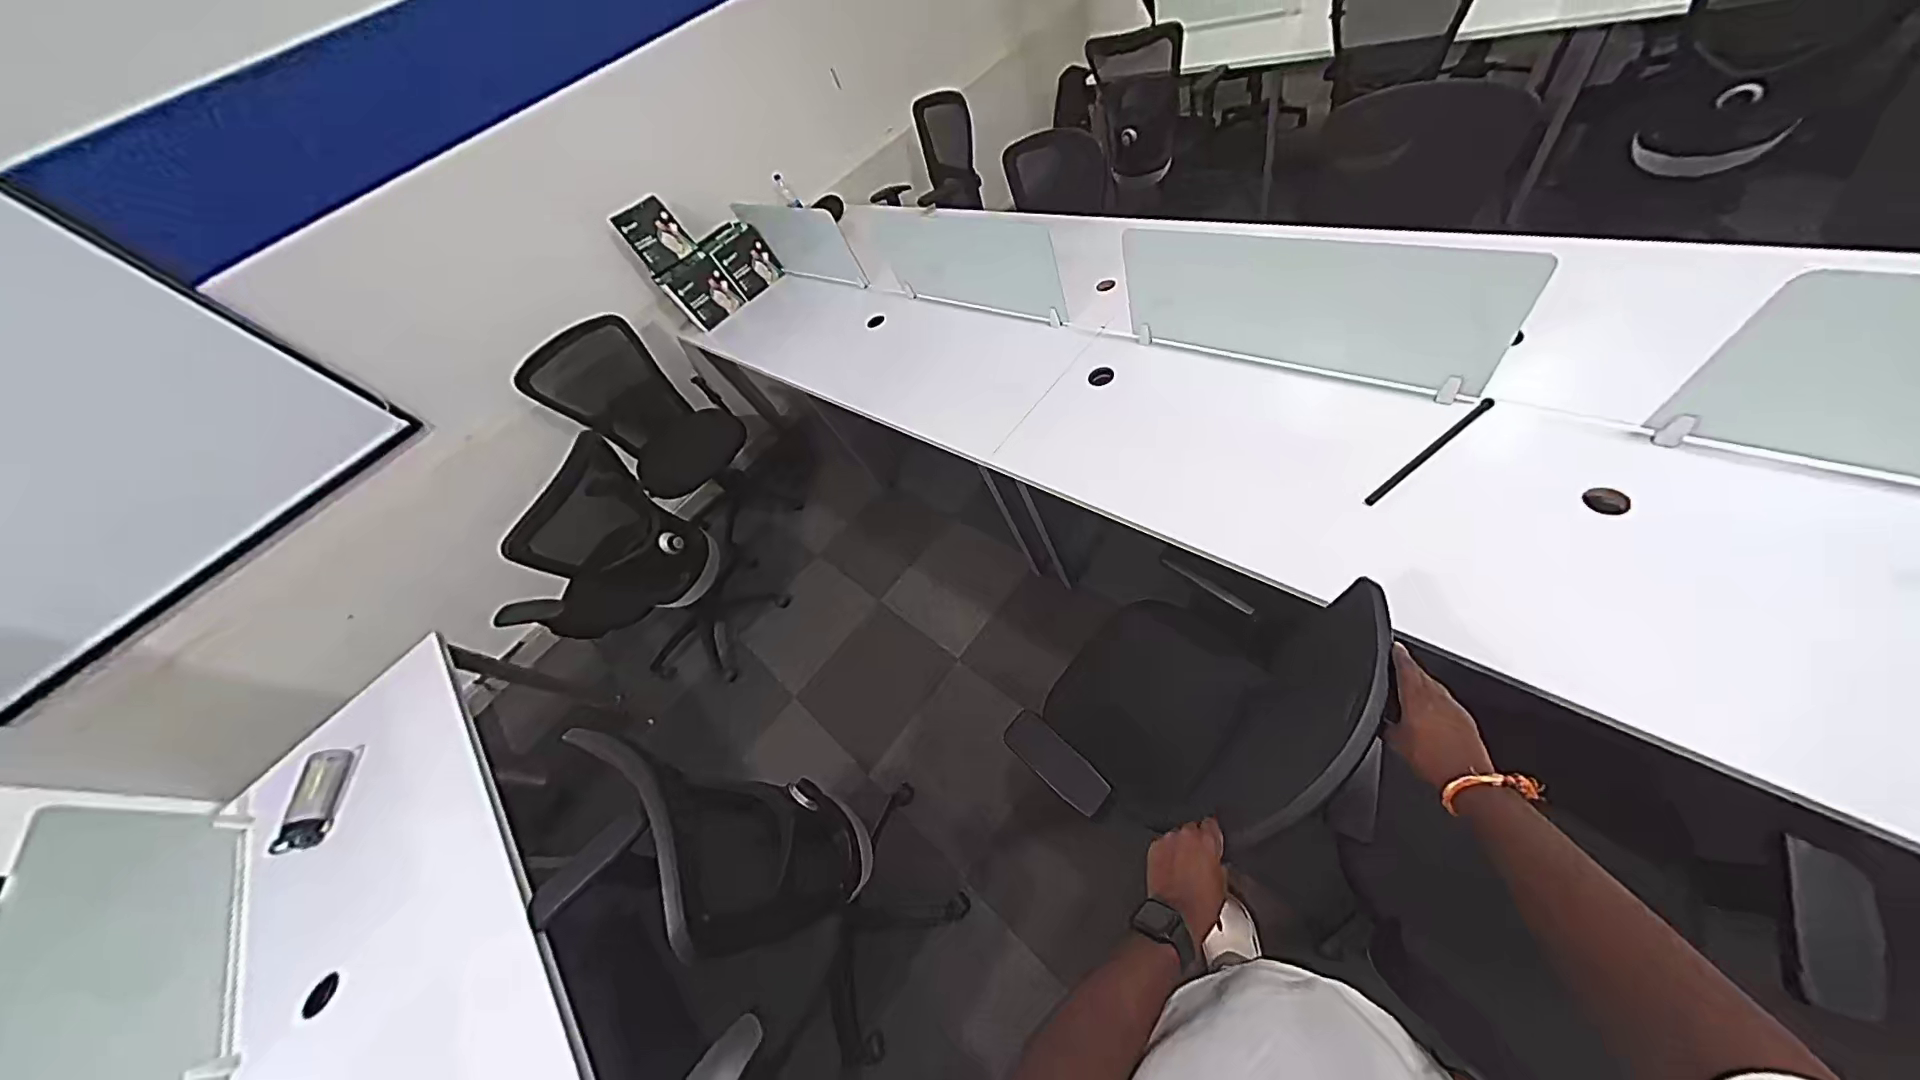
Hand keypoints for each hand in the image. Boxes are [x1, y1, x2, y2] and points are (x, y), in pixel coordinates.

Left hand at [1147, 818, 1226, 936]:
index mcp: (1207, 841)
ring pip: (1176, 836)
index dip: (1212, 834)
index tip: (1212, 841)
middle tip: (1197, 859)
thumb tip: (1216, 861)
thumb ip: (1219, 862)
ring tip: (1182, 866)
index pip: (1211, 823)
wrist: (1176, 917)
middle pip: (1192, 828)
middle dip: (1195, 841)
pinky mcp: (1154, 848)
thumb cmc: (1201, 906)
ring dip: (1180, 846)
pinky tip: (1170, 868)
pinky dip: (1166, 852)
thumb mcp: (1222, 884)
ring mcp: (1168, 840)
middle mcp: (1186, 835)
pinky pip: (1162, 844)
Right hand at [1386, 643, 1494, 789]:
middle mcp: (1438, 699)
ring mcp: (1455, 708)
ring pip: (1436, 686)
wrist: (1468, 780)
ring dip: (1424, 681)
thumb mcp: (1397, 742)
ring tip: (1413, 685)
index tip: (1395, 647)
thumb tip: (1381, 721)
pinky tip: (1431, 707)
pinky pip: (1447, 699)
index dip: (1399, 656)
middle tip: (1400, 662)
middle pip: (1423, 674)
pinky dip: (1436, 697)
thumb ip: (1387, 725)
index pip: (1407, 669)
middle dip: (1411, 666)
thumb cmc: (1433, 762)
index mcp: (1418, 700)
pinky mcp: (1466, 719)